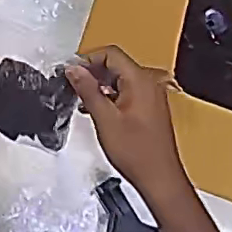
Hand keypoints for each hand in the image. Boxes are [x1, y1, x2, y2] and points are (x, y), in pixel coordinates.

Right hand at [64, 46, 189, 197]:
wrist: (159, 177)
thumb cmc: (138, 153)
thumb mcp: (104, 118)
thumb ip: (87, 90)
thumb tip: (74, 69)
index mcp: (140, 81)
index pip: (111, 54)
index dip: (88, 60)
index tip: (72, 72)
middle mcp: (149, 84)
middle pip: (116, 64)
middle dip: (92, 73)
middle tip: (74, 86)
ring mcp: (151, 95)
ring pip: (120, 78)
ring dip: (100, 85)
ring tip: (83, 100)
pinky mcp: (150, 107)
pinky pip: (127, 91)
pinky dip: (111, 96)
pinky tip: (98, 110)